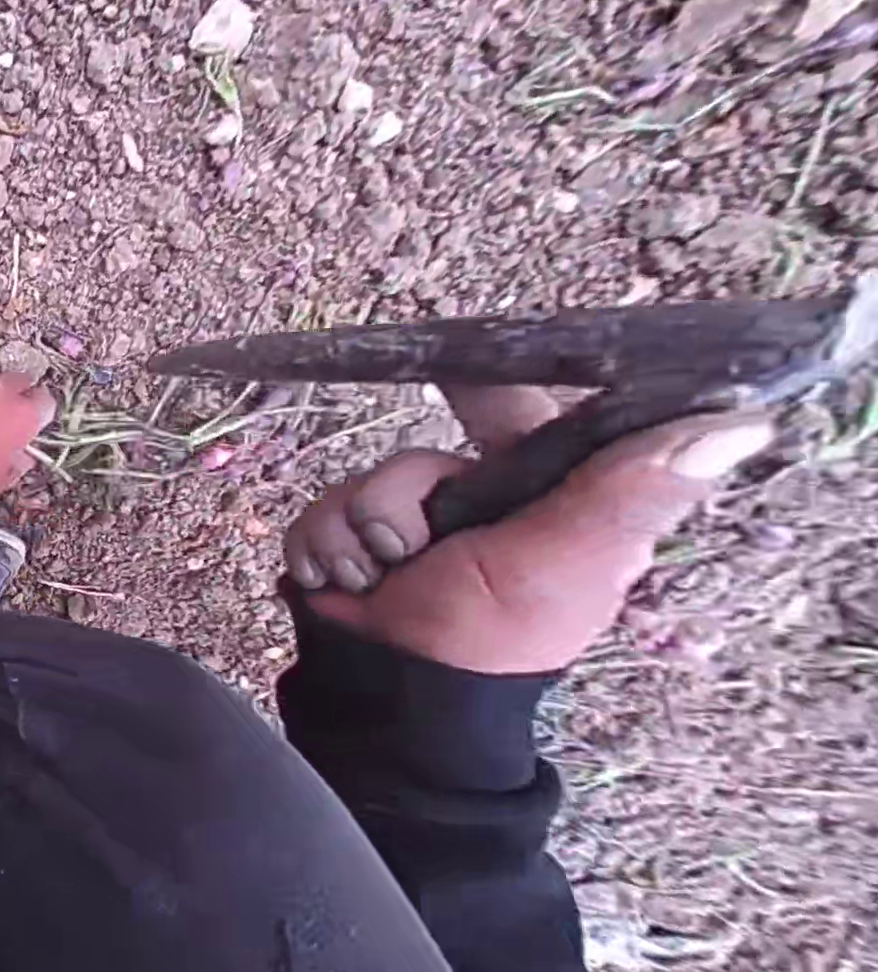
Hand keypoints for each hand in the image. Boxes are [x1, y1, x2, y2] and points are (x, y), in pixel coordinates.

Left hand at [0, 370, 55, 508]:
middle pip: (19, 381)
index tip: (30, 420)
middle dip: (14, 396)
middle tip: (0, 416)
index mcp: (22, 416)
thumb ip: (19, 460)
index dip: (38, 412)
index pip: (46, 402)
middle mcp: (0, 391)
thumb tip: (23, 453)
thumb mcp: (0, 480)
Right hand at [284, 387, 774, 672]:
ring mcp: (387, 521)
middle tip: (402, 553)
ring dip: (345, 539)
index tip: (447, 363)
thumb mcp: (562, 566)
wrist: (388, 684)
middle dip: (388, 507)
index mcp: (519, 498)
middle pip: (404, 461)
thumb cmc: (483, 632)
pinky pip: (310, 517)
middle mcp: (452, 503)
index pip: (512, 419)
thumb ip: (620, 496)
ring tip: (363, 580)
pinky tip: (328, 580)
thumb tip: (736, 423)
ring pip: (346, 489)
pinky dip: (314, 551)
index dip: (484, 389)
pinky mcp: (336, 536)